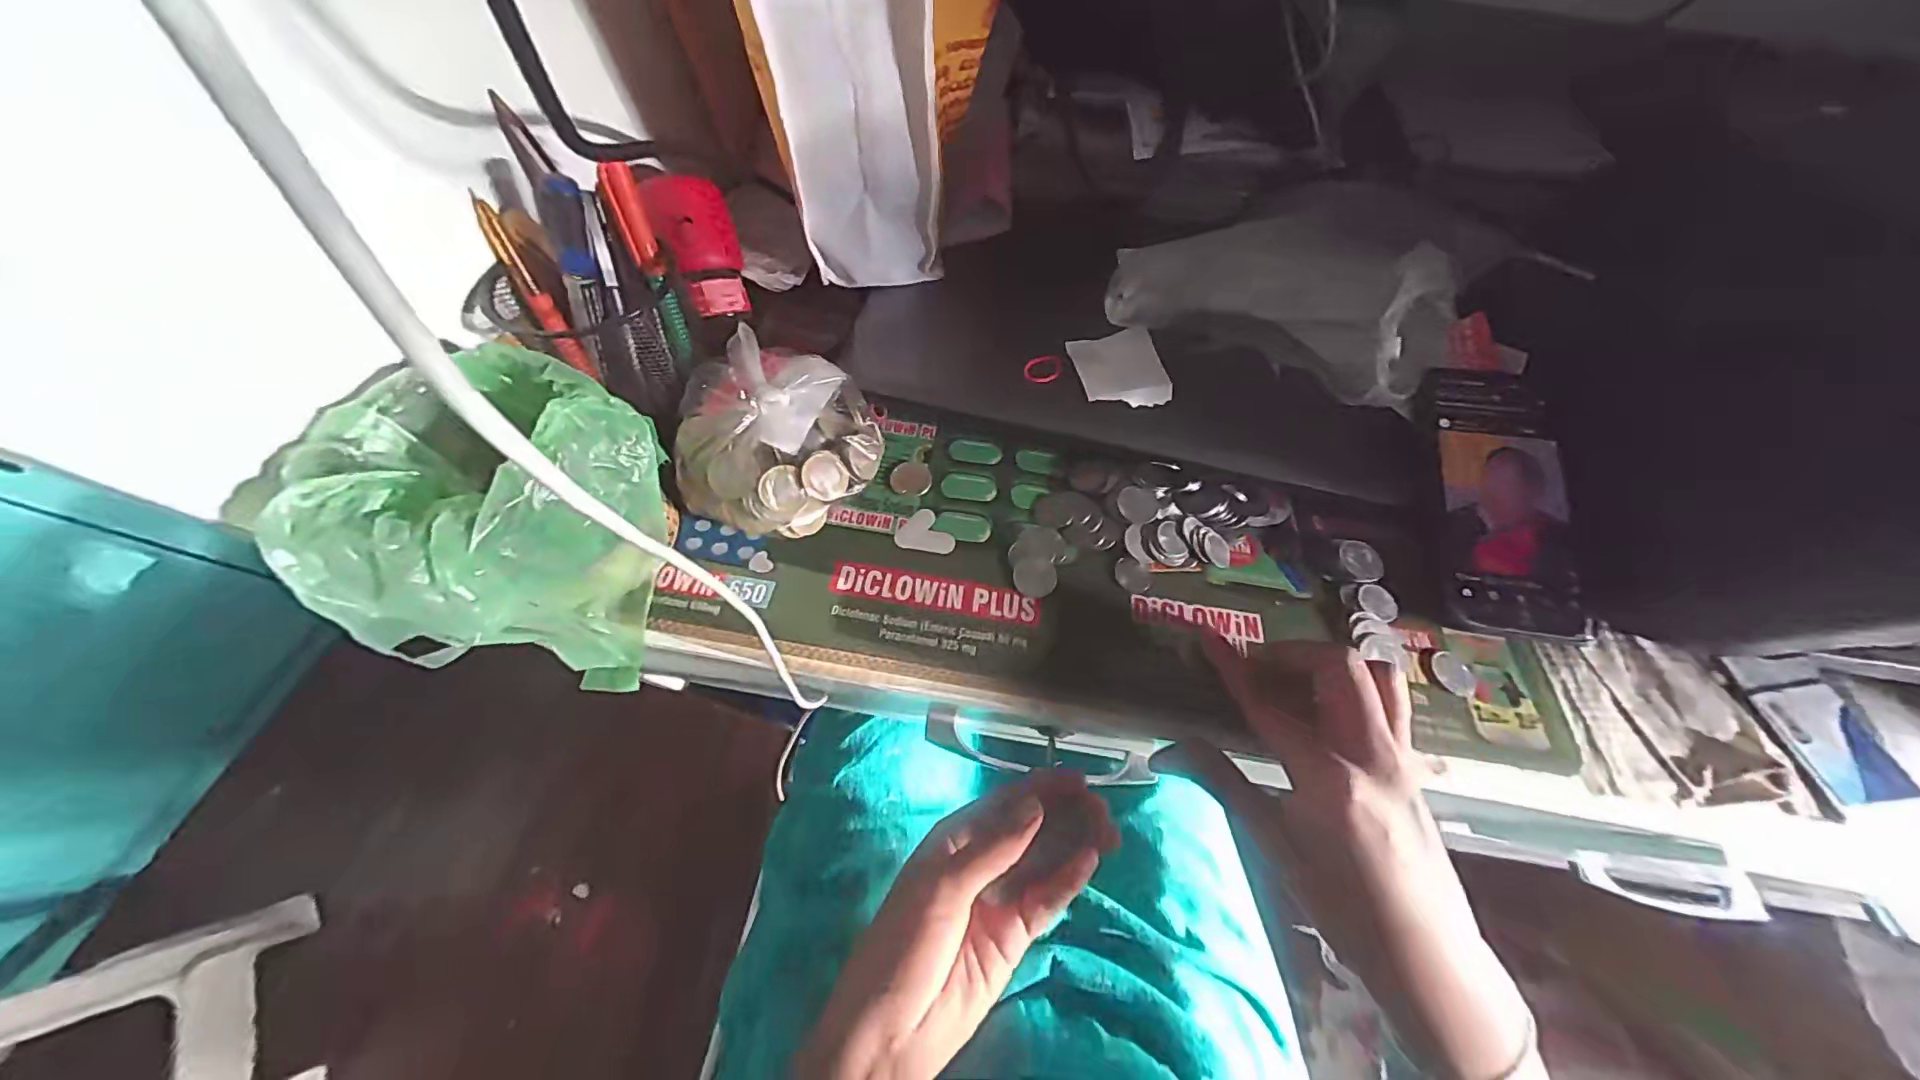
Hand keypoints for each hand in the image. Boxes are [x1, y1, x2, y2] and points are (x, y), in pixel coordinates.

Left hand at [795, 770, 1118, 1079]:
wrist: (891, 1029)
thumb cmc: (904, 943)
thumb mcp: (942, 886)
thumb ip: (991, 848)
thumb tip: (1036, 807)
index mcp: (955, 841)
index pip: (1004, 804)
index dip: (1041, 787)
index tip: (1079, 779)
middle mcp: (980, 863)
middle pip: (1031, 830)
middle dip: (1065, 815)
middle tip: (1102, 810)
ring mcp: (999, 900)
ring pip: (1045, 862)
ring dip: (1075, 843)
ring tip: (1109, 831)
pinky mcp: (1013, 935)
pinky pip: (1046, 900)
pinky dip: (1068, 880)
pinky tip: (1090, 862)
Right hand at [1155, 637, 1535, 1079]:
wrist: (1427, 955)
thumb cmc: (1342, 907)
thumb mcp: (1273, 845)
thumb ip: (1222, 783)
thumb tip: (1166, 751)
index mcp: (1329, 777)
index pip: (1268, 706)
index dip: (1233, 668)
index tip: (1208, 638)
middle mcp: (1372, 753)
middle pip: (1336, 668)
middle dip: (1288, 654)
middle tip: (1253, 669)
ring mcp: (1401, 757)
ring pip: (1376, 676)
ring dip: (1329, 665)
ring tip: (1293, 683)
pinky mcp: (1413, 767)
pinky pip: (1391, 704)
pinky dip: (1357, 688)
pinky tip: (1328, 716)